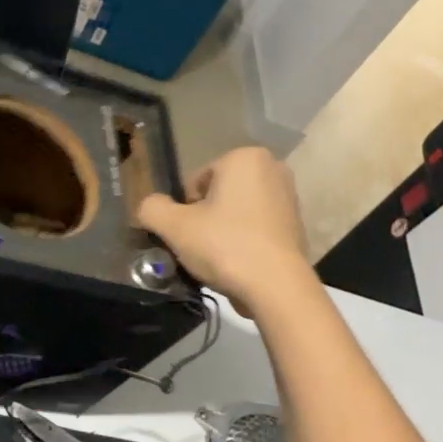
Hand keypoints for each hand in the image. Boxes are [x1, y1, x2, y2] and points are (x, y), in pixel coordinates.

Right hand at [137, 148, 313, 310]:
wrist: (274, 283)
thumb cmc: (224, 246)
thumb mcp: (175, 228)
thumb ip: (152, 210)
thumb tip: (147, 206)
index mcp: (243, 157)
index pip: (195, 182)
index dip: (183, 211)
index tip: (185, 236)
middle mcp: (271, 167)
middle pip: (217, 195)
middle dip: (204, 219)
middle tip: (198, 249)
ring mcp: (288, 194)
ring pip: (236, 212)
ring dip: (222, 231)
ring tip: (218, 259)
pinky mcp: (295, 222)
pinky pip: (255, 227)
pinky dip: (243, 240)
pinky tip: (238, 263)